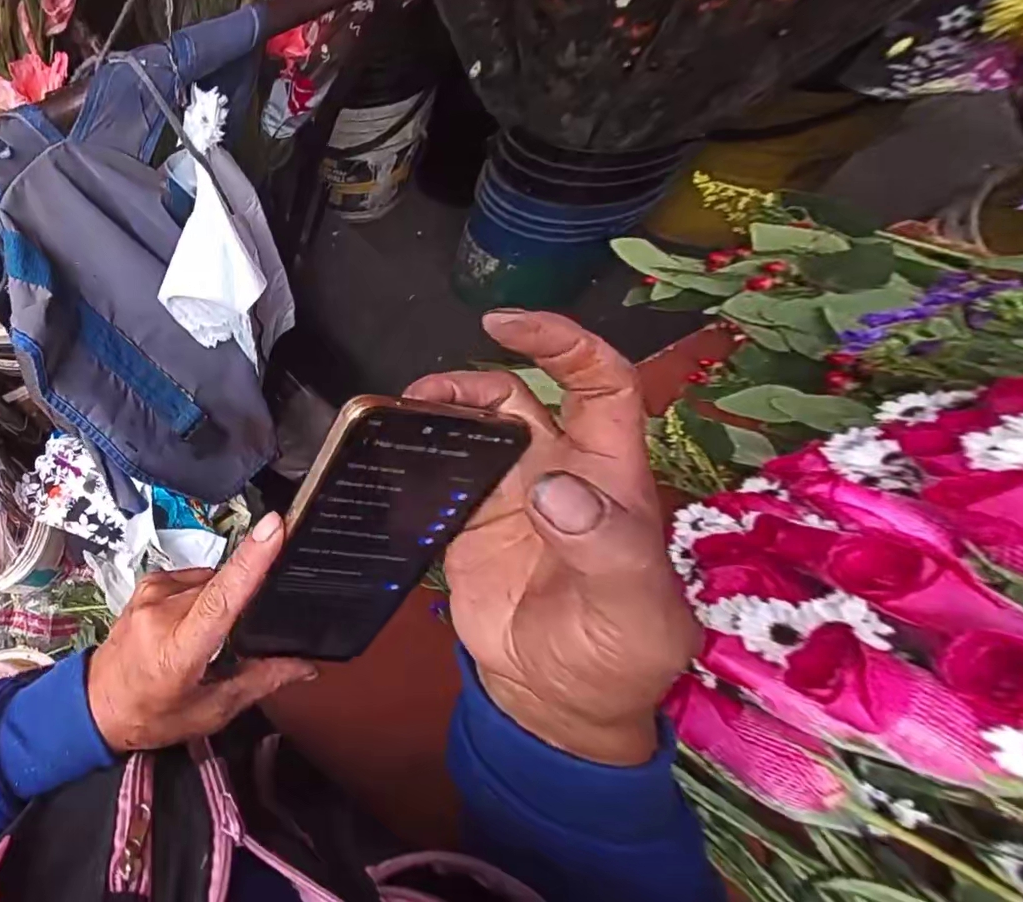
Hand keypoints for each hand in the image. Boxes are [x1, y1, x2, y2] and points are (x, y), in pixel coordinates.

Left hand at [87, 513, 317, 752]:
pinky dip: (201, 593)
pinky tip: (189, 619)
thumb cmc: (151, 714)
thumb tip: (305, 667)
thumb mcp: (209, 711)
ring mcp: (152, 592)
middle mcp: (162, 612)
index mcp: (179, 649)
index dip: (251, 559)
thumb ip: (260, 681)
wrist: (96, 704)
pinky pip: (193, 576)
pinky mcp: (149, 581)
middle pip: (223, 586)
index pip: (221, 596)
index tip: (273, 528)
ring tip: (205, 634)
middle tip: (234, 636)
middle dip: (241, 602)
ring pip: (210, 579)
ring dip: (219, 599)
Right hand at [404, 310, 698, 765]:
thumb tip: (554, 488)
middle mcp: (554, 469)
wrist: (554, 698)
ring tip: (396, 420)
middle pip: (513, 397)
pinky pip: (436, 470)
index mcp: (606, 473)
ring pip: (468, 426)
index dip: (561, 342)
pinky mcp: (466, 519)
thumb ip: (607, 549)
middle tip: (424, 395)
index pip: (598, 382)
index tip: (508, 324)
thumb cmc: (615, 654)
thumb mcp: (634, 612)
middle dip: (469, 381)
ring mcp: (506, 493)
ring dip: (434, 412)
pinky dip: (411, 454)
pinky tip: (388, 457)